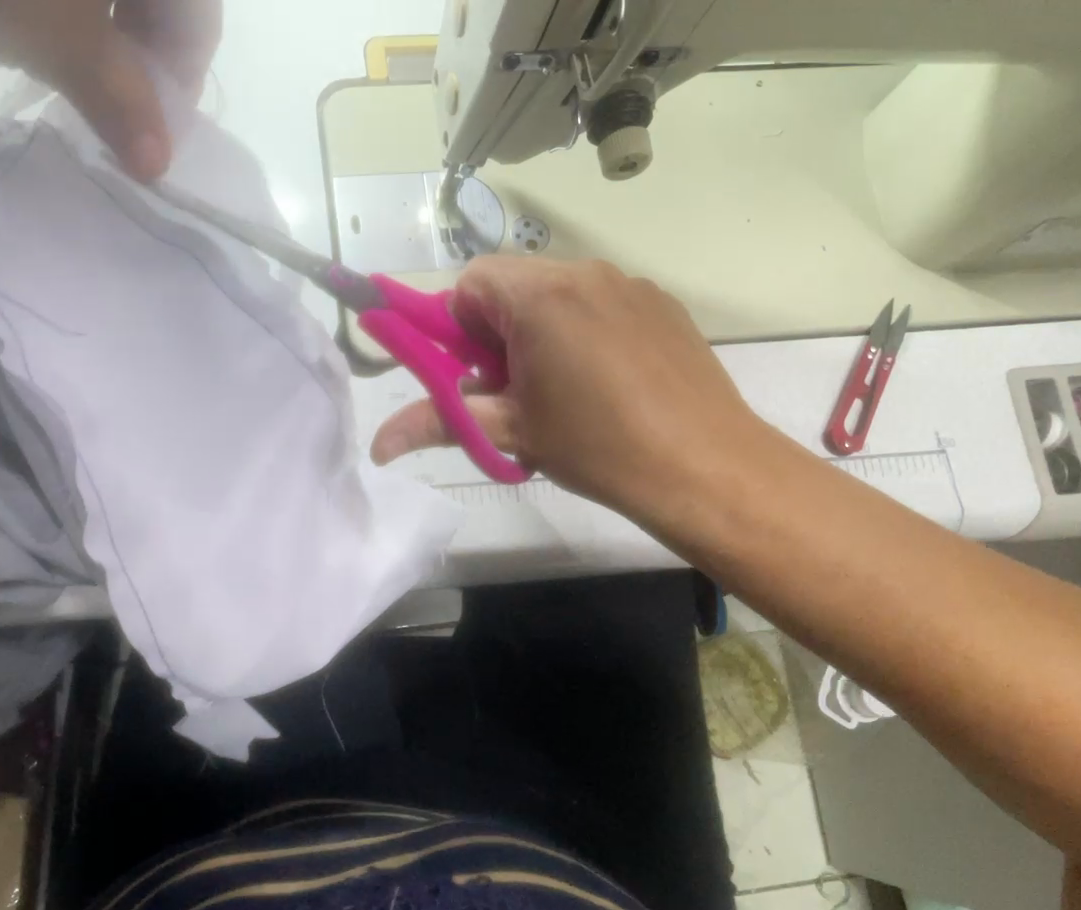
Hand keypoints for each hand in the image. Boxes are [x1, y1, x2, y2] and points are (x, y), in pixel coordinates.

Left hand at [0, 0, 221, 180]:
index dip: (184, 75)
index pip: (199, 14)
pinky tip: (58, 37)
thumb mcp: (61, 44)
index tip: (156, 130)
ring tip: (86, 79)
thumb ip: (121, 101)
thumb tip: (158, 167)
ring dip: (117, 36)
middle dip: (150, 57)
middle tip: (123, 114)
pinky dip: (84, 12)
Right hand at [370, 257, 761, 513]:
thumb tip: (376, 446)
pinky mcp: (661, 304)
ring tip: (561, 392)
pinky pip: (599, 304)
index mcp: (540, 297)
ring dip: (539, 332)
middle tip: (514, 391)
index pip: (470, 282)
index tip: (476, 376)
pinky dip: (582, 333)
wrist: (704, 465)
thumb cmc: (596, 446)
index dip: (459, 329)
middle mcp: (584, 273)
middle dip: (496, 332)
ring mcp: (629, 285)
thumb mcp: (510, 432)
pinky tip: (604, 386)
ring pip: (556, 294)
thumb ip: (437, 424)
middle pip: (512, 284)